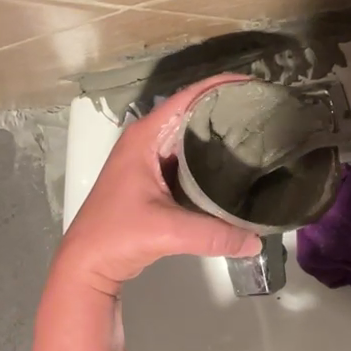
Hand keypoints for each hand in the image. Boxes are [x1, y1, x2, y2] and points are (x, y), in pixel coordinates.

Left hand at [55, 74, 264, 296]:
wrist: (86, 264)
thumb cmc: (117, 236)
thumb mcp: (168, 231)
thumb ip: (214, 234)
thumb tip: (257, 239)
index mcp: (145, 137)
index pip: (188, 97)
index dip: (220, 86)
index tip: (254, 85)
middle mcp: (147, 140)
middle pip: (192, 112)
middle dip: (225, 107)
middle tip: (264, 110)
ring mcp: (149, 159)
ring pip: (190, 136)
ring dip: (218, 132)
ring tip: (257, 132)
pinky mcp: (154, 179)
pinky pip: (188, 157)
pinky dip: (210, 156)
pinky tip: (236, 165)